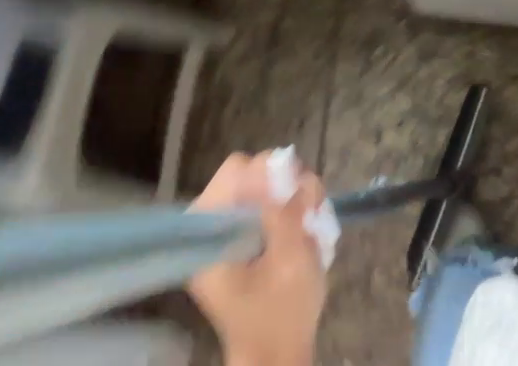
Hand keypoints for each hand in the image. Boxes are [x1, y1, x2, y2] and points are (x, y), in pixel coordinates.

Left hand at [187, 152, 327, 365]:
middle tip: (308, 212)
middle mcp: (208, 226)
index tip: (295, 200)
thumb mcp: (291, 261)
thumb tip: (287, 170)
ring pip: (263, 185)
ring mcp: (224, 231)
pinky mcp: (239, 238)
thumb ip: (285, 212)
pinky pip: (266, 204)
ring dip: (291, 199)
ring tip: (309, 226)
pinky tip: (302, 233)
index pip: (235, 172)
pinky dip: (288, 211)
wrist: (276, 358)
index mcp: (208, 233)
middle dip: (285, 186)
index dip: (270, 177)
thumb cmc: (282, 315)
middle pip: (250, 173)